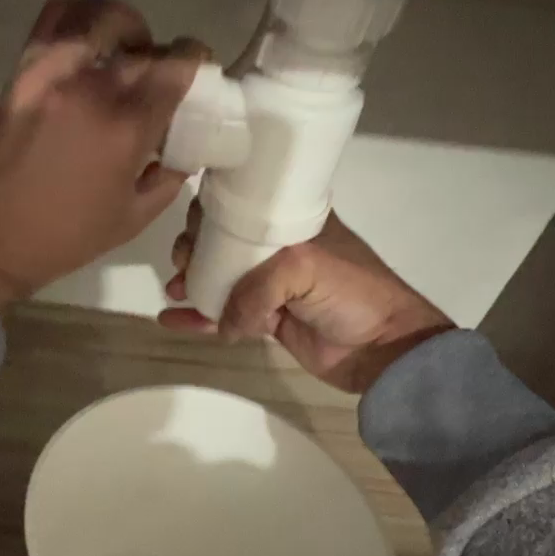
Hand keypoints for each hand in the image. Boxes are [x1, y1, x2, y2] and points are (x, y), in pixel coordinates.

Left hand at [0, 0, 207, 307]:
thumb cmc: (64, 238)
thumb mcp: (132, 220)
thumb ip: (168, 180)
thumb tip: (181, 150)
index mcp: (126, 128)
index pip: (175, 66)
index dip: (194, 59)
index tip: (194, 67)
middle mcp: (91, 89)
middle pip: (142, 45)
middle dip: (159, 55)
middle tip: (155, 76)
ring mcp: (50, 73)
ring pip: (98, 13)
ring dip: (121, 23)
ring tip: (121, 47)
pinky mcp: (20, 71)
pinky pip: (53, 19)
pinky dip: (77, 16)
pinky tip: (83, 42)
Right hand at [159, 201, 454, 392]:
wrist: (383, 349)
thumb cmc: (352, 293)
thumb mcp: (303, 268)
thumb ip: (254, 289)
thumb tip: (224, 322)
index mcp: (292, 221)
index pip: (242, 206)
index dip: (211, 212)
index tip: (191, 225)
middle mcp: (278, 248)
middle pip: (222, 241)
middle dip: (194, 249)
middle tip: (182, 264)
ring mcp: (271, 285)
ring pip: (219, 277)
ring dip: (192, 282)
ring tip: (174, 291)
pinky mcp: (266, 320)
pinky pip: (224, 316)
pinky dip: (198, 318)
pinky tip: (170, 320)